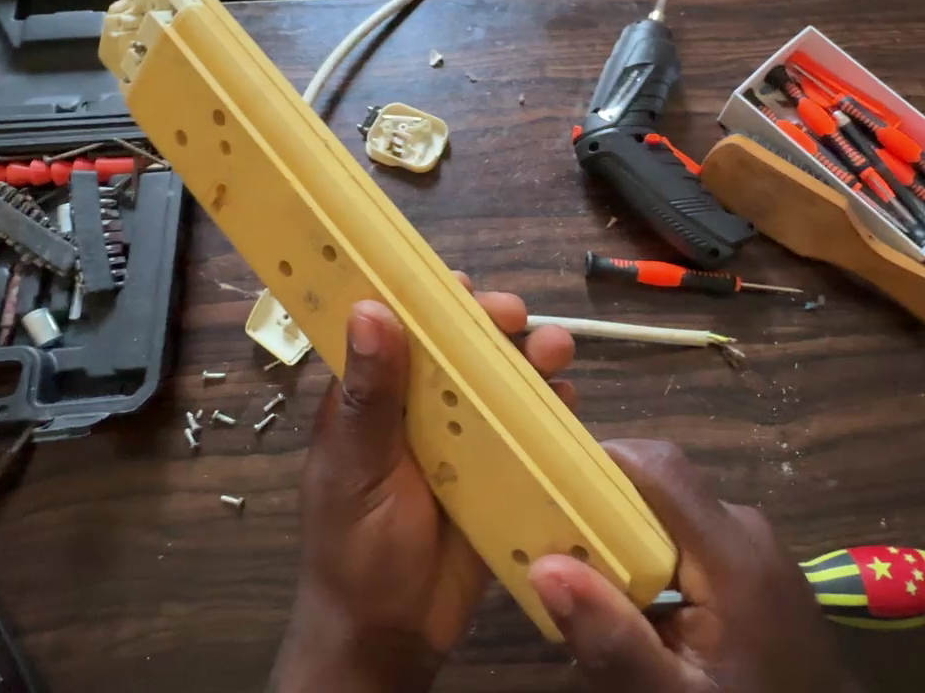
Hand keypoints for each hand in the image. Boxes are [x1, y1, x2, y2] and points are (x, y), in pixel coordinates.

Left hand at [270, 276, 574, 692]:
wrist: (390, 637)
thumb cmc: (356, 550)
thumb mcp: (356, 469)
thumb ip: (370, 395)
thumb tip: (370, 308)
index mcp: (375, 396)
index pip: (400, 328)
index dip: (428, 299)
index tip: (460, 286)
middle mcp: (420, 406)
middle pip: (460, 347)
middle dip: (491, 323)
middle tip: (517, 315)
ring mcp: (462, 437)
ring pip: (499, 380)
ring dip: (530, 357)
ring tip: (556, 350)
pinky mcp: (497, 469)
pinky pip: (527, 428)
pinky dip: (550, 408)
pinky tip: (568, 401)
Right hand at [528, 440, 853, 692]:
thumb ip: (614, 642)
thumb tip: (545, 568)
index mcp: (732, 552)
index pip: (660, 468)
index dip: (602, 460)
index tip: (549, 480)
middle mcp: (746, 528)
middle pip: (661, 487)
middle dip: (604, 506)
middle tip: (555, 543)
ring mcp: (756, 544)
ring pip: (673, 512)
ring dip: (626, 534)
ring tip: (586, 576)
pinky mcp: (755, 563)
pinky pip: (692, 536)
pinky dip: (654, 553)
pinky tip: (634, 599)